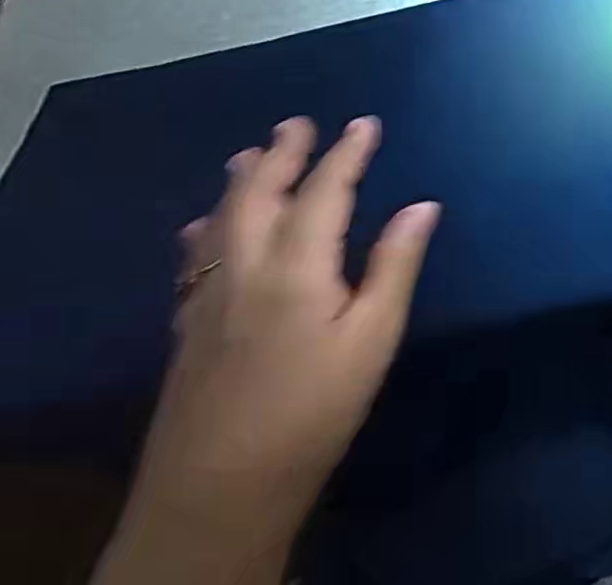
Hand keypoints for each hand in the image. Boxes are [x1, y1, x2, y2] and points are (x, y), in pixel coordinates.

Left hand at [93, 116, 438, 584]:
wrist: (222, 488)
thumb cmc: (318, 405)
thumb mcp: (375, 335)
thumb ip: (395, 265)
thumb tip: (422, 205)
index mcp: (293, 272)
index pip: (322, 196)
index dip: (344, 156)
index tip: (364, 123)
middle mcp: (242, 275)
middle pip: (256, 199)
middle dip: (279, 157)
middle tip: (296, 123)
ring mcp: (207, 302)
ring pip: (218, 224)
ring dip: (238, 184)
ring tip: (249, 155)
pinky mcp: (190, 328)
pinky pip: (195, 258)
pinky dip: (206, 228)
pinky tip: (204, 228)